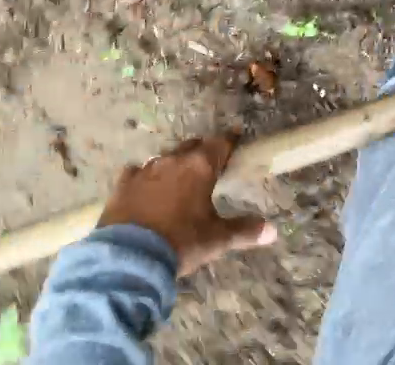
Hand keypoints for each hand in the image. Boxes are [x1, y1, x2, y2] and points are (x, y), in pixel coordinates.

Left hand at [98, 135, 276, 275]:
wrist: (127, 259)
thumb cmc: (180, 242)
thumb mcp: (216, 239)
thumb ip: (244, 231)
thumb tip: (272, 231)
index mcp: (201, 167)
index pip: (221, 143)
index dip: (231, 140)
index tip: (237, 135)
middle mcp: (174, 160)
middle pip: (193, 146)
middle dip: (202, 151)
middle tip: (209, 162)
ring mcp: (145, 171)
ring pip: (165, 157)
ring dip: (174, 163)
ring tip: (178, 175)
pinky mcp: (122, 185)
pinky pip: (136, 172)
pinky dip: (143, 176)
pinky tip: (143, 185)